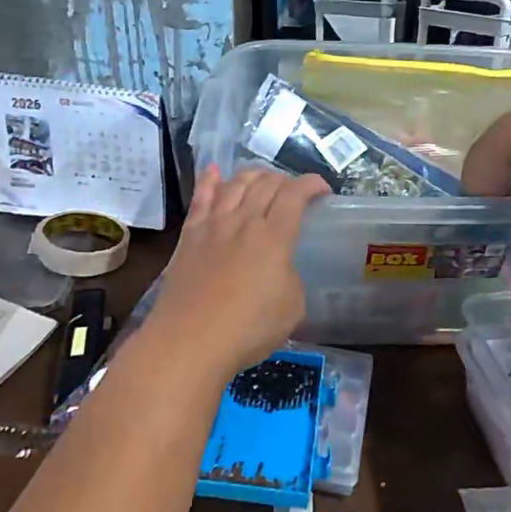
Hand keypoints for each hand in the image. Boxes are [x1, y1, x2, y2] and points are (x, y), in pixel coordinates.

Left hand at [144, 166, 329, 380]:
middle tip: (293, 191)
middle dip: (284, 180)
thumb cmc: (248, 328)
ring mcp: (213, 226)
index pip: (295, 195)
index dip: (311, 184)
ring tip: (262, 178)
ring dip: (252, 176)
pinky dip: (209, 181)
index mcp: (274, 236)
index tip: (322, 189)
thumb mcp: (292, 307)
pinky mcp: (189, 237)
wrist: (190, 340)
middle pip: (265, 184)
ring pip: (234, 185)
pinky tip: (214, 171)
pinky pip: (201, 199)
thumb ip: (291, 277)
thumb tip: (279, 268)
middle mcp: (243, 221)